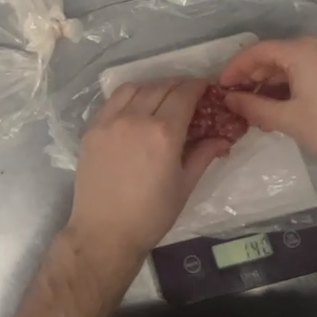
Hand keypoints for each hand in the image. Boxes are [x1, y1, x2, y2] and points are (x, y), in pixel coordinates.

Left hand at [66, 79, 228, 265]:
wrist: (104, 231)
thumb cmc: (151, 214)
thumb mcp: (184, 185)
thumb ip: (203, 155)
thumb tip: (223, 139)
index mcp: (163, 133)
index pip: (184, 94)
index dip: (198, 86)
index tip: (206, 87)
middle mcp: (135, 118)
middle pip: (160, 87)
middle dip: (179, 85)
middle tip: (189, 92)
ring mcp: (109, 121)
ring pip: (134, 88)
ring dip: (153, 86)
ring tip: (162, 97)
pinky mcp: (92, 128)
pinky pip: (112, 101)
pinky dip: (129, 96)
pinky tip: (136, 107)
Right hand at [219, 36, 316, 173]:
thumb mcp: (289, 121)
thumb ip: (254, 108)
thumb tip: (231, 100)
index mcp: (301, 50)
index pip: (256, 51)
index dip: (234, 68)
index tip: (221, 88)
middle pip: (276, 55)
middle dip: (255, 78)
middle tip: (242, 103)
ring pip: (297, 63)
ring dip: (276, 83)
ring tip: (266, 111)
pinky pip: (315, 68)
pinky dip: (298, 83)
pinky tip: (294, 106)